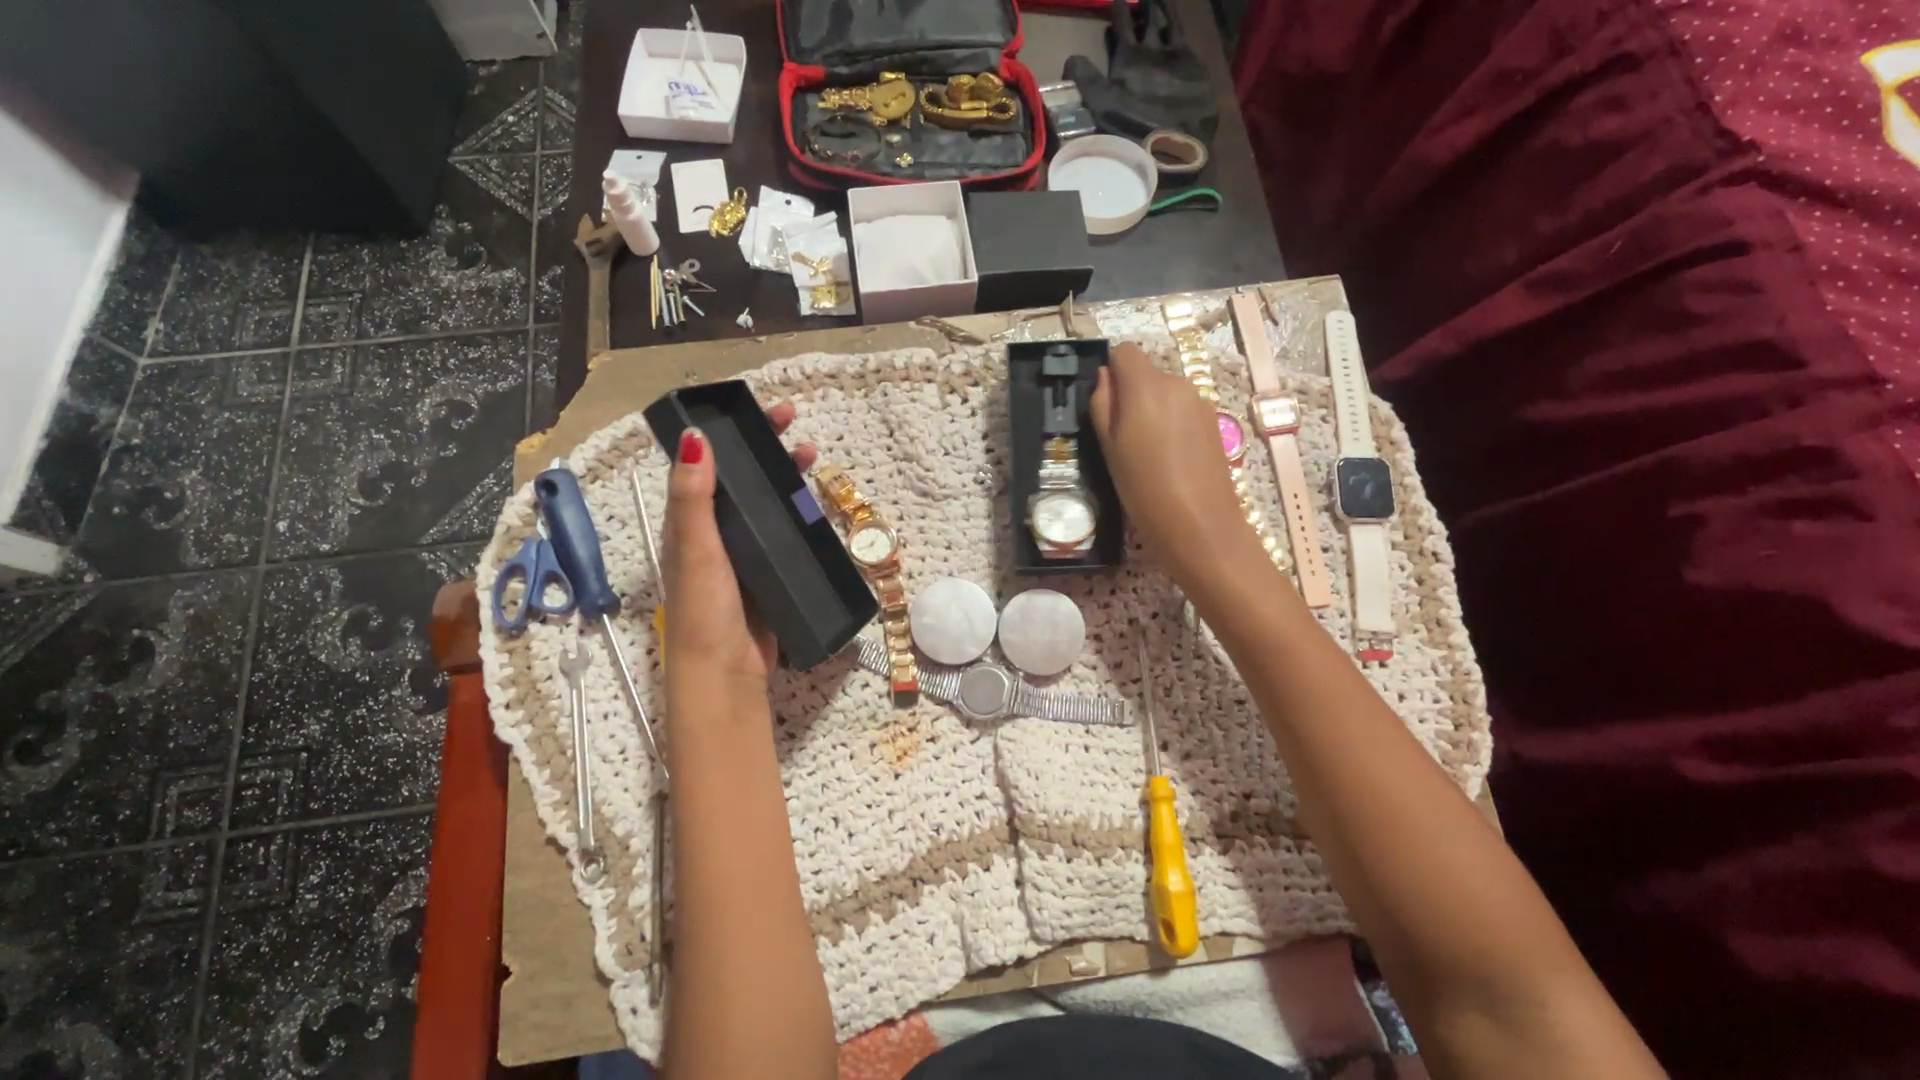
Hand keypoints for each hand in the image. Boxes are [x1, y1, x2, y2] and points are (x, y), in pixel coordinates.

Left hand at [662, 402, 816, 685]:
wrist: (726, 671)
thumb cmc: (705, 608)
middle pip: (741, 480)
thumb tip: (693, 436)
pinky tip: (818, 507)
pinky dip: (799, 514)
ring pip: (765, 504)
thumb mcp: (697, 547)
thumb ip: (694, 495)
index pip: (706, 463)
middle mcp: (713, 532)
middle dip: (765, 449)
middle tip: (795, 426)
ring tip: (812, 459)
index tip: (759, 412)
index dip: (729, 433)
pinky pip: (783, 534)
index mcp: (688, 521)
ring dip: (785, 478)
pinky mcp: (766, 573)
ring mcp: (742, 554)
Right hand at [1089, 342, 1264, 586]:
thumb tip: (1105, 378)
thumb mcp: (1108, 447)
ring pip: (1166, 392)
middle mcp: (1177, 383)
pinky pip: (1183, 410)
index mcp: (1146, 385)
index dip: (1112, 371)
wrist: (1199, 524)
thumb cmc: (1142, 487)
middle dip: (1132, 394)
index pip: (1125, 351)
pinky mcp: (1214, 422)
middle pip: (1147, 373)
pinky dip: (1172, 423)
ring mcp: (1200, 402)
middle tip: (1122, 437)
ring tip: (1147, 452)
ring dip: (1153, 410)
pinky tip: (1170, 458)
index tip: (1106, 403)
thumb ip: (1102, 404)